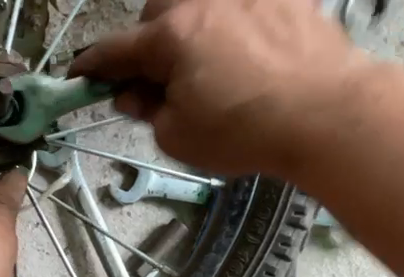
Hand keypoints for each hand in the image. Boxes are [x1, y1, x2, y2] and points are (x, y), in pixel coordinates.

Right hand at [71, 0, 368, 177]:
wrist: (325, 112)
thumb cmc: (241, 132)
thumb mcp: (177, 136)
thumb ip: (147, 109)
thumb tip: (130, 93)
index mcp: (171, 38)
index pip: (115, 51)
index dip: (91, 67)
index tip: (78, 76)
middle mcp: (205, 1)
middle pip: (157, 11)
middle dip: (148, 40)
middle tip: (156, 77)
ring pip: (198, 0)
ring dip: (188, 24)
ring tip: (202, 58)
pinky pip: (242, 4)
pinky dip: (231, 21)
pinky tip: (243, 47)